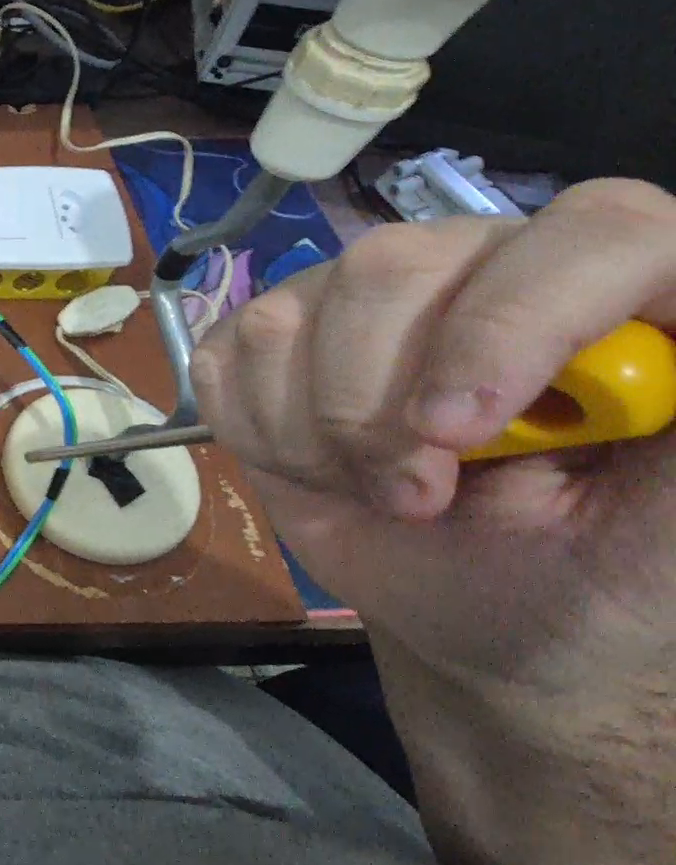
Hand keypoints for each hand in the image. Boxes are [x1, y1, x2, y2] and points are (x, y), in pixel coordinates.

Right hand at [191, 179, 675, 864]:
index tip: (464, 442)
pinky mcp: (289, 351)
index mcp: (644, 309)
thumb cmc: (621, 595)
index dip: (516, 317)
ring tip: (371, 489)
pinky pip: (233, 348)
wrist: (505, 636)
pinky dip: (256, 421)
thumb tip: (648, 378)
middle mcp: (502, 285)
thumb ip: (663, 429)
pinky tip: (312, 464)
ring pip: (300, 306)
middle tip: (417, 494)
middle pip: (403, 261)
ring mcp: (377, 313)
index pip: (603, 228)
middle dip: (385, 398)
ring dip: (316, 423)